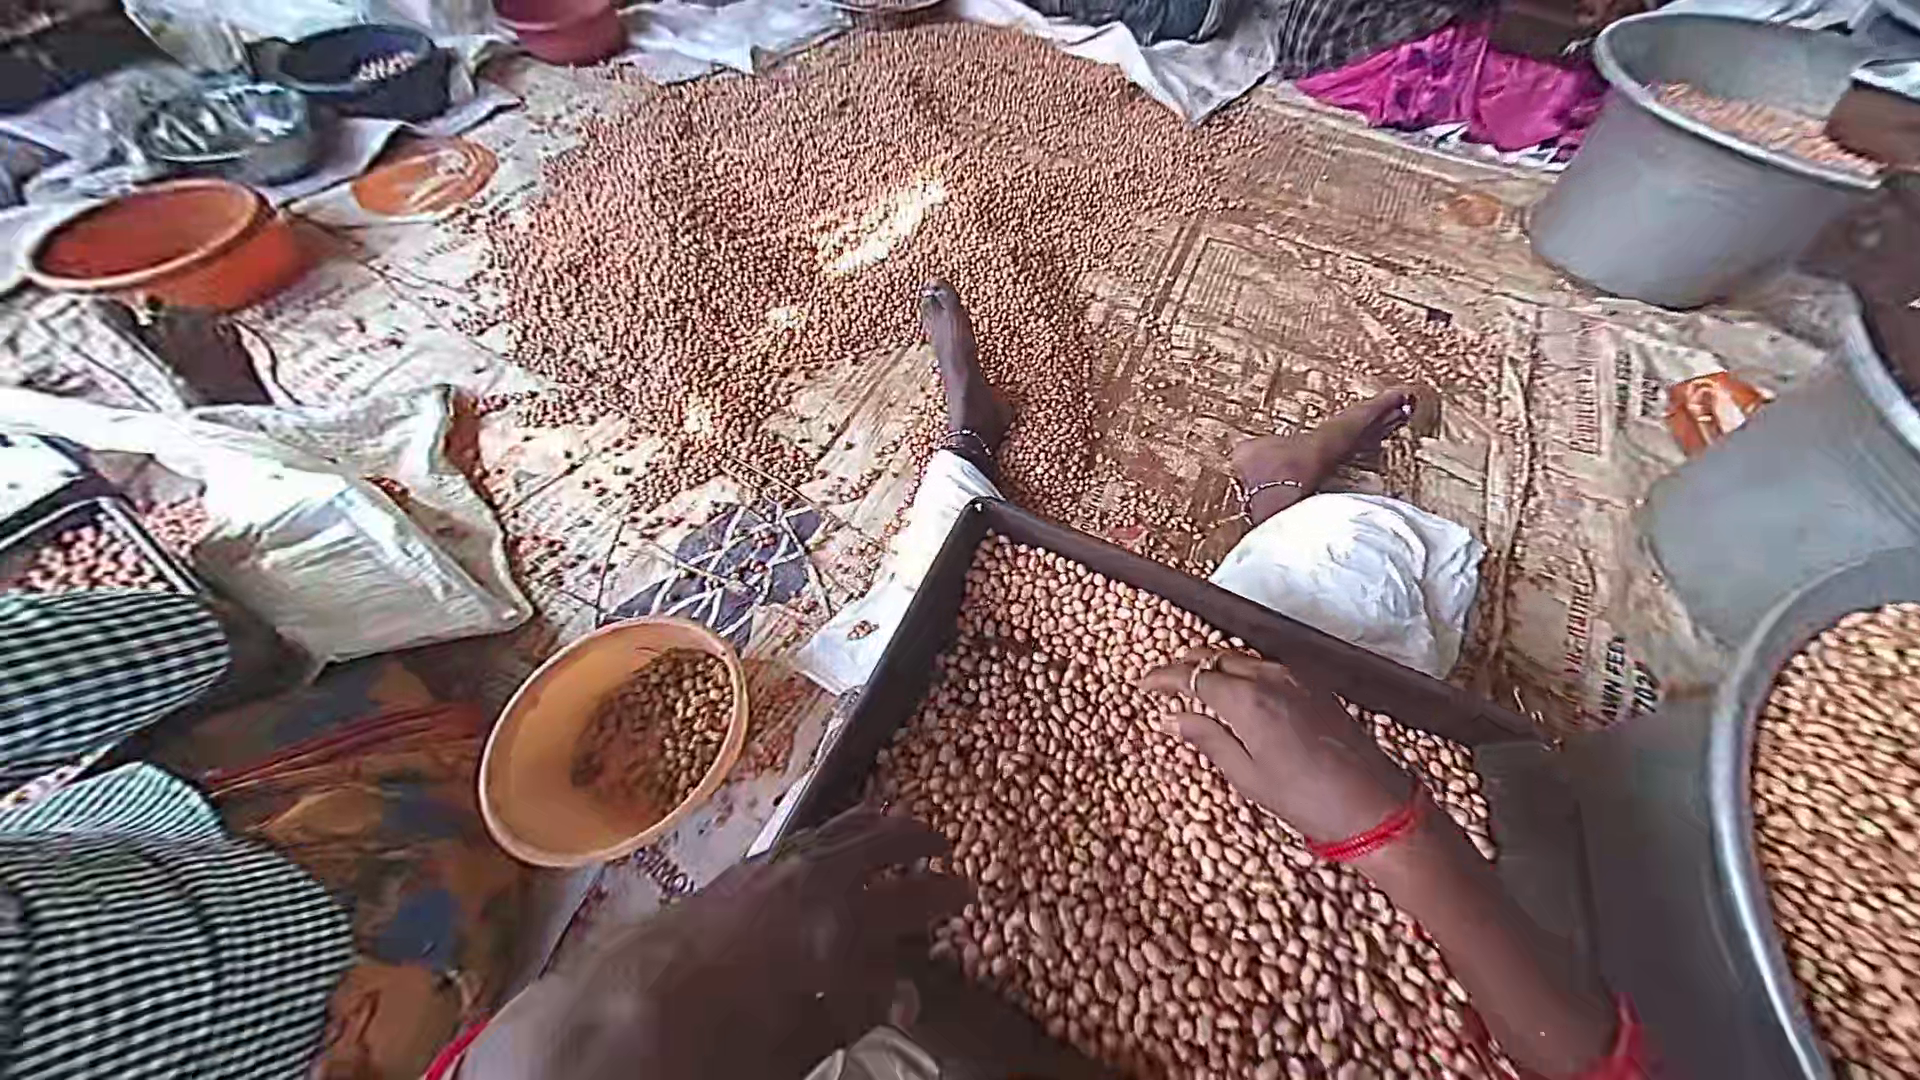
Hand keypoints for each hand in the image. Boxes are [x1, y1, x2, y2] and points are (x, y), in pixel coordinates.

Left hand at [461, 809, 970, 1079]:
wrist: (629, 1006)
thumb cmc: (720, 1042)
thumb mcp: (797, 1042)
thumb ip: (856, 1008)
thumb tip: (906, 990)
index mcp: (838, 925)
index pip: (911, 898)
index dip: (943, 895)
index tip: (966, 894)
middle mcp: (816, 877)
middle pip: (883, 840)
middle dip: (918, 840)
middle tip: (943, 848)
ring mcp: (784, 861)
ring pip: (847, 824)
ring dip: (880, 824)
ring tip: (902, 824)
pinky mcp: (757, 860)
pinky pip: (815, 831)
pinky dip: (840, 829)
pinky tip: (841, 838)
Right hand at [1140, 648, 1413, 845]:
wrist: (1379, 807)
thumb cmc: (1306, 799)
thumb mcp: (1246, 774)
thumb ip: (1206, 738)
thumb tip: (1170, 718)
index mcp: (1245, 700)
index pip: (1191, 676)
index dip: (1162, 677)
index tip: (1143, 684)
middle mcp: (1267, 677)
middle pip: (1212, 657)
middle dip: (1183, 666)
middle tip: (1164, 682)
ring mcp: (1292, 676)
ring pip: (1237, 657)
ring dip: (1210, 665)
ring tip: (1192, 683)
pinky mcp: (1311, 683)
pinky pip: (1261, 665)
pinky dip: (1237, 669)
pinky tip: (1232, 688)